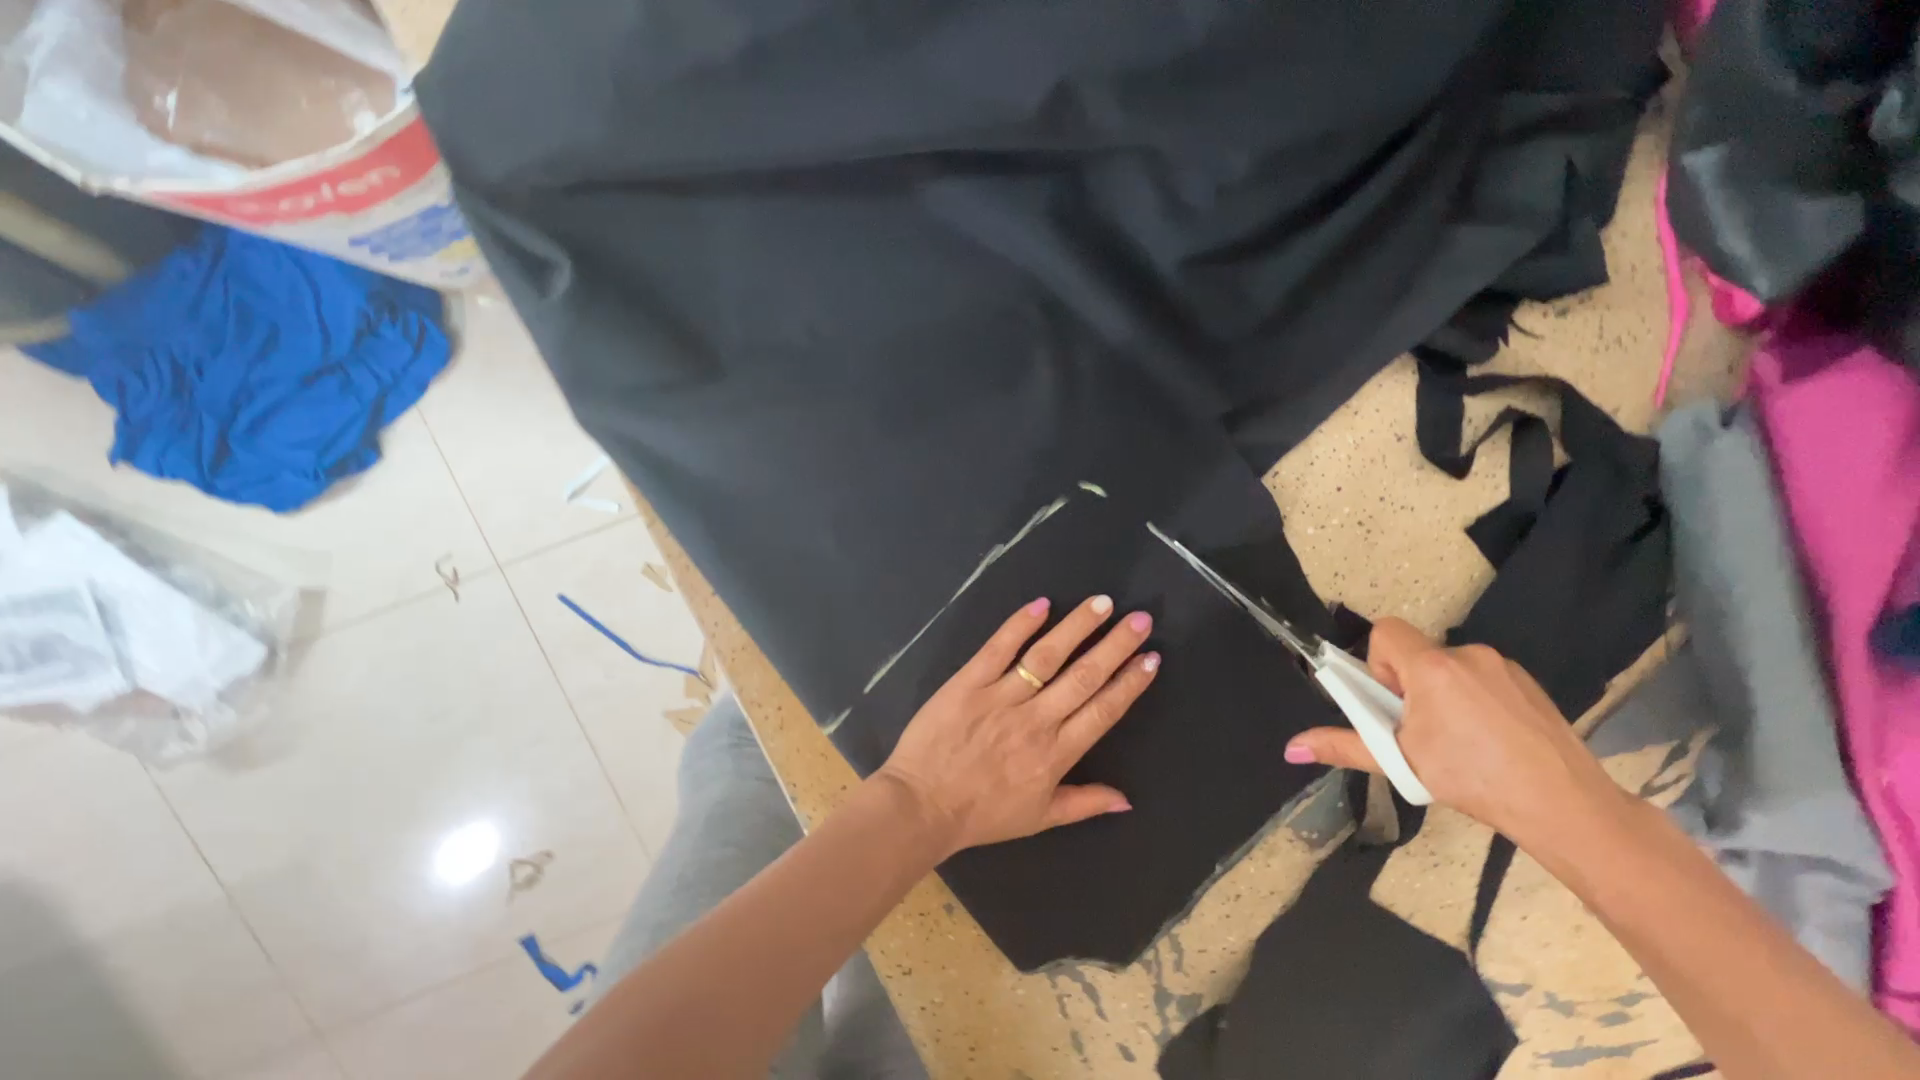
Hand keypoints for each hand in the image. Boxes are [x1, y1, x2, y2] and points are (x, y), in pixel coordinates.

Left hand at [875, 595, 1160, 856]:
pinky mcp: (968, 683)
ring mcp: (1000, 698)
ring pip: (1047, 656)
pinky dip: (1020, 625)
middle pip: (1084, 676)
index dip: (1130, 683)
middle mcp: (1035, 721)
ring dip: (1077, 627)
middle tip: (1141, 619)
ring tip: (1102, 603)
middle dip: (1116, 646)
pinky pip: (998, 649)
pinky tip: (1042, 604)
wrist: (922, 807)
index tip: (1151, 658)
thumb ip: (1085, 803)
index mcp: (1056, 755)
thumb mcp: (1040, 818)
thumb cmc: (982, 815)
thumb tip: (1128, 800)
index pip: (1103, 711)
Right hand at [1283, 617, 1624, 842]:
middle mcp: (1467, 655)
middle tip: (1422, 733)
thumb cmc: (1473, 779)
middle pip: (1418, 654)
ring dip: (1443, 695)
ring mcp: (1503, 666)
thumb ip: (1343, 747)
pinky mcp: (1529, 682)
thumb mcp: (1400, 763)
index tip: (1391, 703)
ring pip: (1452, 669)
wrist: (1563, 803)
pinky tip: (1491, 742)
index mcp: (1432, 668)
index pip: (1386, 632)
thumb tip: (1291, 748)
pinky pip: (1484, 678)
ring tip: (1460, 743)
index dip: (1378, 664)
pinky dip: (1476, 701)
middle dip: (1410, 687)